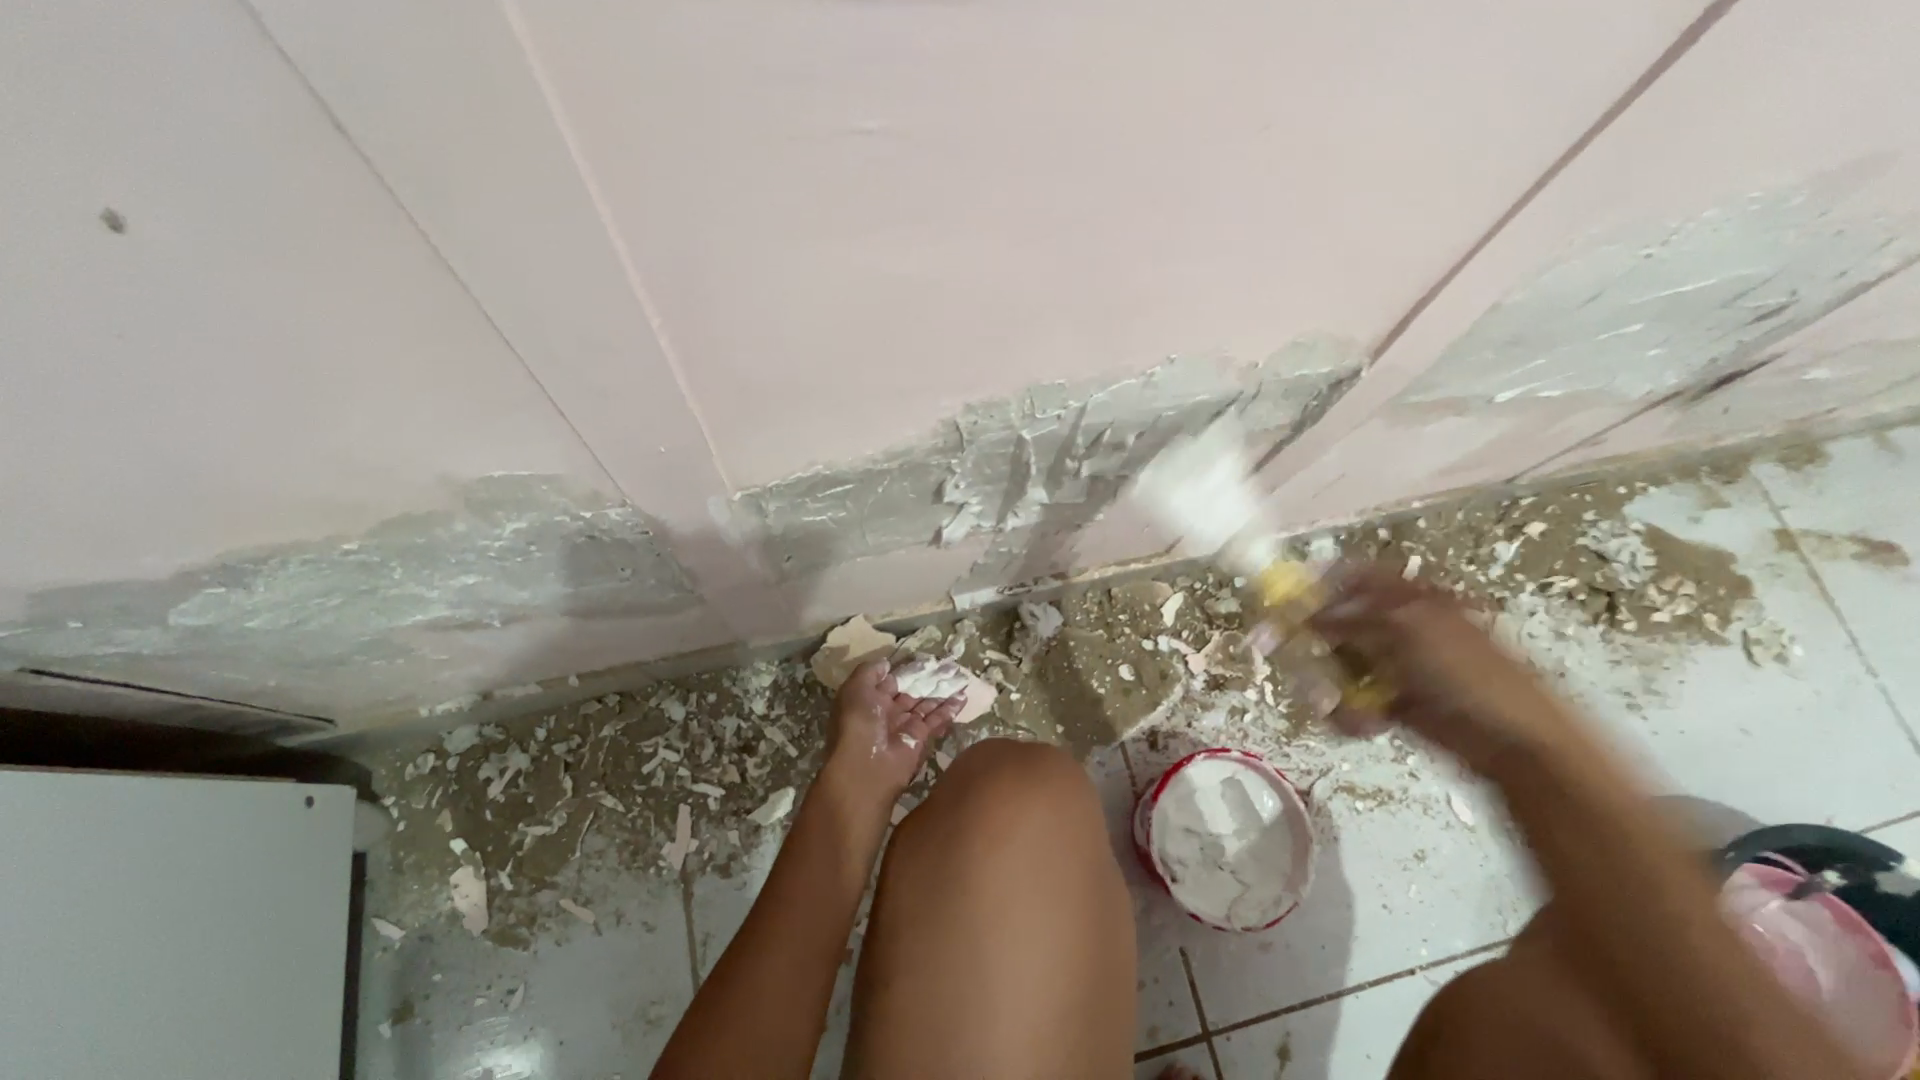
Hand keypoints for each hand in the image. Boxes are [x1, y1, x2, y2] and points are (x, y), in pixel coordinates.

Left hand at [820, 659, 964, 808]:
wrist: (865, 765)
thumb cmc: (858, 721)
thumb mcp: (856, 688)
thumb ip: (870, 672)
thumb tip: (886, 663)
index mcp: (869, 698)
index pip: (893, 680)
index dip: (909, 670)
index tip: (928, 659)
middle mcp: (887, 711)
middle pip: (912, 691)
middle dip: (929, 679)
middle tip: (951, 665)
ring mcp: (904, 725)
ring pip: (926, 704)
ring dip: (943, 692)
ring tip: (962, 677)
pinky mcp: (919, 739)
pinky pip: (936, 720)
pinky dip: (949, 710)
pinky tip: (963, 697)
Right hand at [1307, 563, 1587, 775]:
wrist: (1515, 739)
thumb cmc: (1467, 673)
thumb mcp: (1406, 628)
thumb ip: (1350, 617)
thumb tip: (1306, 612)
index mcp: (1411, 598)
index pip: (1354, 578)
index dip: (1318, 584)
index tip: (1282, 599)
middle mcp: (1403, 627)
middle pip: (1340, 624)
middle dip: (1313, 642)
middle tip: (1282, 652)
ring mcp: (1402, 668)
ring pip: (1344, 668)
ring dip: (1330, 685)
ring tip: (1332, 703)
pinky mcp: (1401, 706)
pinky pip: (1358, 704)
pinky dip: (1350, 715)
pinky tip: (1361, 725)